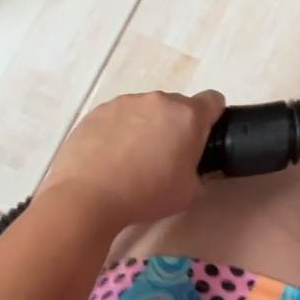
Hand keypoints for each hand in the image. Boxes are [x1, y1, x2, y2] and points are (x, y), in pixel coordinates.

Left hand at [39, 90, 225, 229]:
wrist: (85, 198)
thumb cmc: (146, 195)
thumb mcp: (188, 193)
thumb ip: (200, 175)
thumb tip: (194, 171)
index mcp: (188, 116)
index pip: (213, 100)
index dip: (211, 118)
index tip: (200, 139)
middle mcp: (160, 100)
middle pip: (177, 106)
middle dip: (174, 126)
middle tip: (163, 157)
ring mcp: (126, 102)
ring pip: (146, 110)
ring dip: (146, 126)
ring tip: (129, 160)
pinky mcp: (98, 111)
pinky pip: (118, 116)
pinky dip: (118, 130)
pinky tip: (107, 158)